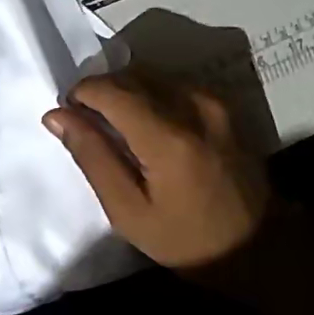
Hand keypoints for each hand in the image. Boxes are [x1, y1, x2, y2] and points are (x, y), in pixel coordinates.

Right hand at [43, 72, 269, 269]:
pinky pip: (177, 82)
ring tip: (113, 120)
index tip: (67, 107)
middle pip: (136, 74)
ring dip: (128, 87)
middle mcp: (195, 105)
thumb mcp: (129, 212)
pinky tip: (145, 120)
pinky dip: (153, 91)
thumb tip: (58, 116)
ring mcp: (214, 99)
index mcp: (169, 137)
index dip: (85, 91)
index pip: (116, 91)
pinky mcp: (224, 101)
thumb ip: (93, 157)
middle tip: (85, 116)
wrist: (255, 241)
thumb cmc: (185, 239)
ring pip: (157, 74)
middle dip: (104, 87)